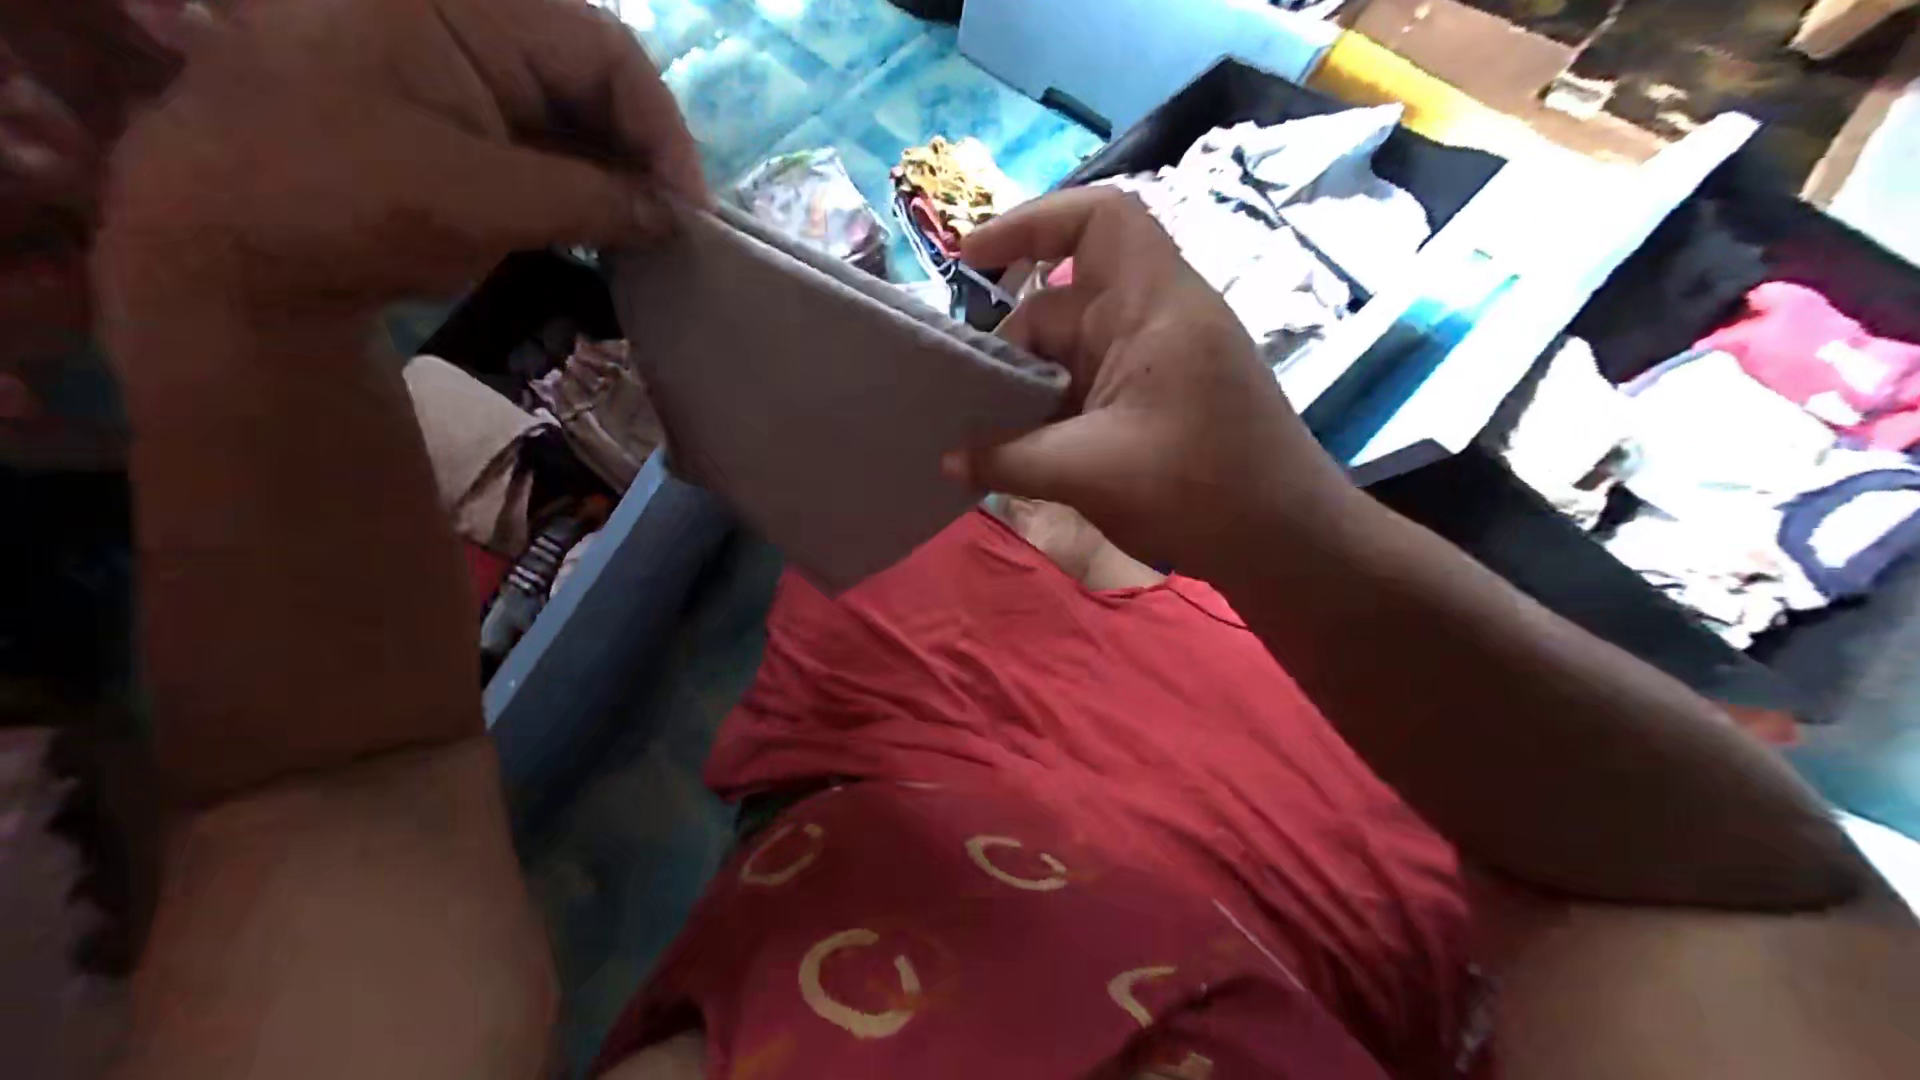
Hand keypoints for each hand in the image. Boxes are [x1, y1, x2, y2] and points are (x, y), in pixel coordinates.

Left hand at [96, 0, 701, 317]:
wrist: (237, 253)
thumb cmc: (343, 204)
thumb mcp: (481, 200)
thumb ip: (592, 200)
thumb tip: (672, 217)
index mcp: (457, 8)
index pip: (603, 52)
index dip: (663, 129)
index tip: (690, 209)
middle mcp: (466, 30)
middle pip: (597, 84)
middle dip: (646, 158)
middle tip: (677, 230)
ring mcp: (465, 82)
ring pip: (580, 123)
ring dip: (623, 182)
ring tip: (653, 240)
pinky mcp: (465, 131)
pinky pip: (552, 153)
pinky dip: (590, 195)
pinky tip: (612, 235)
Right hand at [950, 188, 1354, 574]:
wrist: (1284, 542)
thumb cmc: (1201, 488)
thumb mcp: (1090, 470)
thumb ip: (1009, 461)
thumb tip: (947, 460)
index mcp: (1154, 305)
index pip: (1098, 221)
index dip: (1032, 221)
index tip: (971, 258)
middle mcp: (1151, 322)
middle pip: (1060, 308)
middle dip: (1009, 353)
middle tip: (967, 406)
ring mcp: (1151, 366)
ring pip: (1066, 359)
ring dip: (1026, 396)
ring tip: (985, 441)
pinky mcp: (1150, 405)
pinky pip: (1083, 393)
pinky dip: (1050, 419)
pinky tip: (1020, 457)